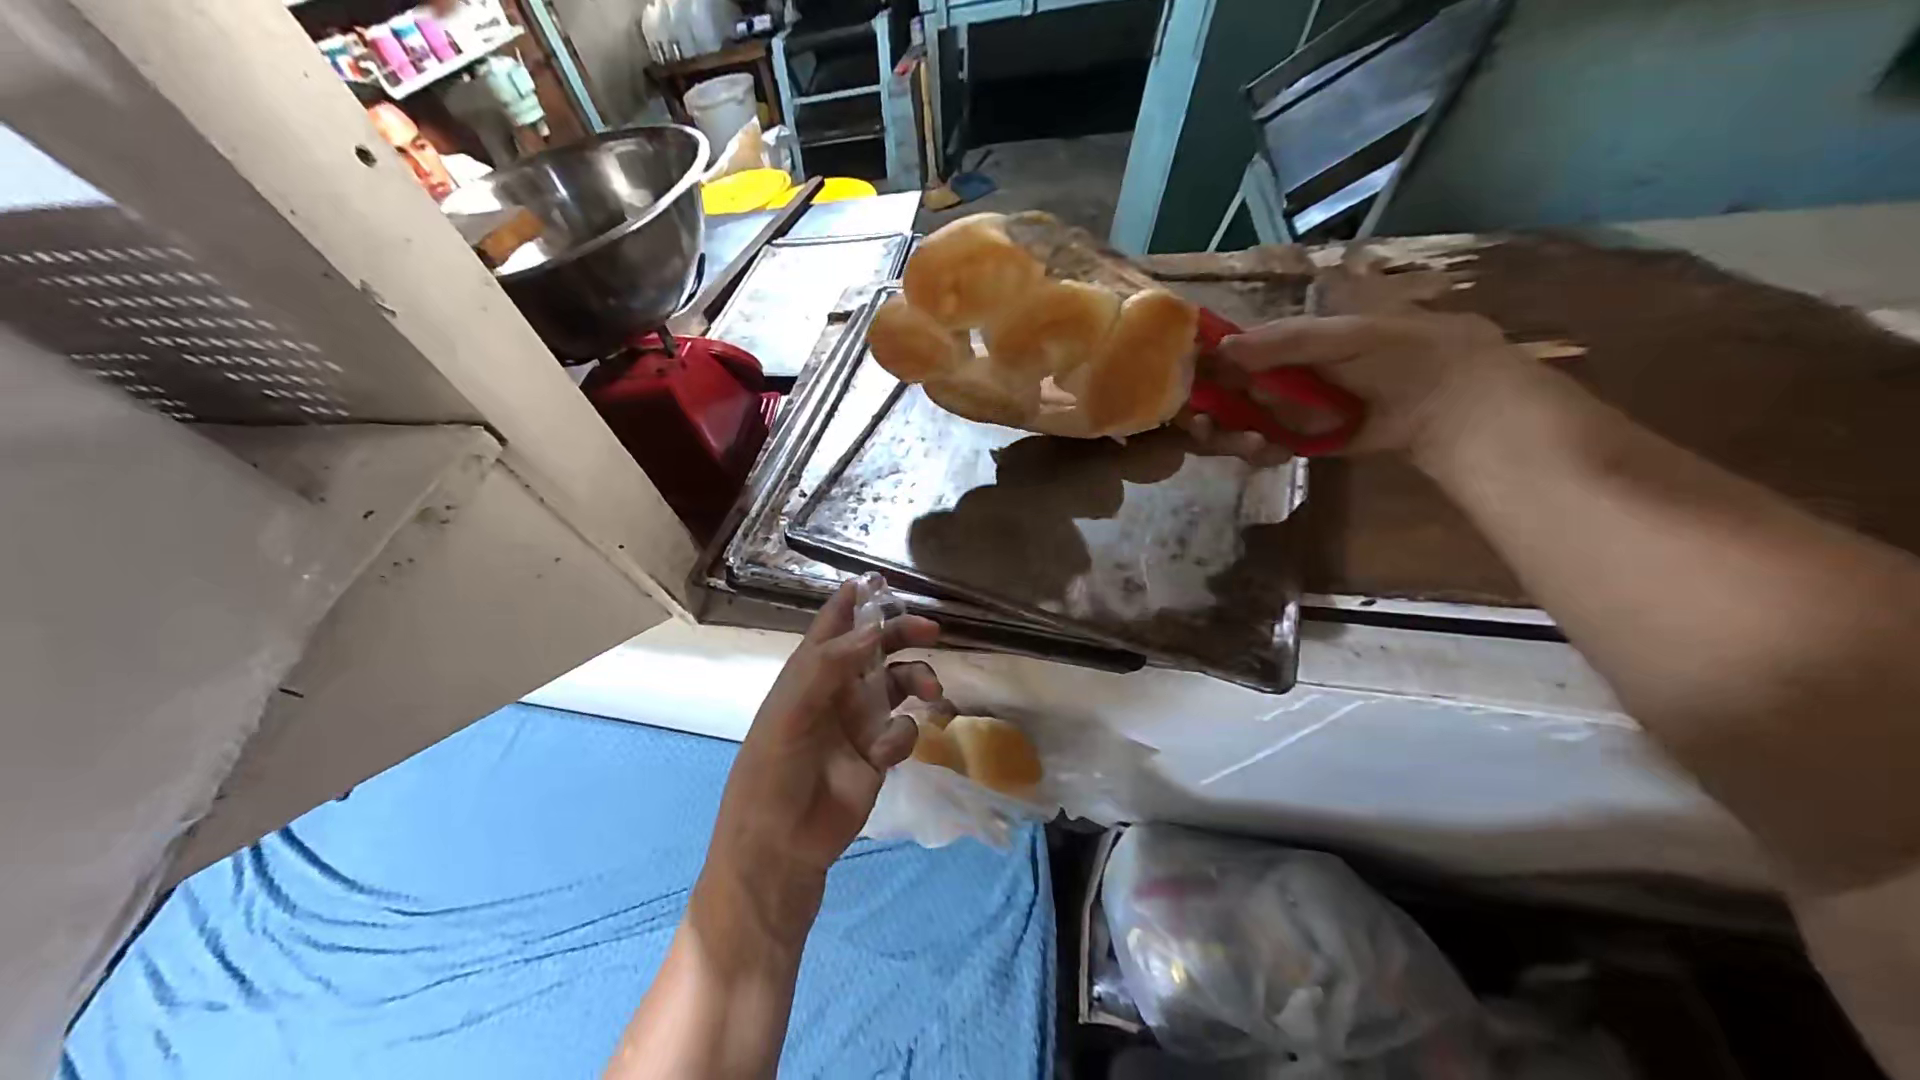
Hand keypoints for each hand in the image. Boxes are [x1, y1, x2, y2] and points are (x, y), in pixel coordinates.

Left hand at [706, 581, 942, 896]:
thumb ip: (830, 665)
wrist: (781, 841)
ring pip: (899, 684)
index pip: (833, 627)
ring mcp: (860, 722)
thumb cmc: (773, 769)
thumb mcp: (791, 710)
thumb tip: (873, 628)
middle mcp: (838, 691)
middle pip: (876, 648)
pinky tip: (885, 752)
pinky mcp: (878, 754)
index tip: (878, 580)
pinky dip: (903, 733)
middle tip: (932, 629)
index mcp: (809, 674)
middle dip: (903, 634)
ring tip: (932, 692)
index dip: (852, 602)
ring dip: (918, 679)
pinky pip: (903, 729)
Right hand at [1213, 312, 1534, 462]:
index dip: (1201, 368)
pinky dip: (1258, 450)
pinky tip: (1265, 450)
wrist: (1446, 400)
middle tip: (1201, 423)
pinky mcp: (1296, 439)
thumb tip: (1220, 348)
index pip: (1227, 353)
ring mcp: (1283, 409)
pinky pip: (1262, 446)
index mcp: (1281, 343)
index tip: (1181, 384)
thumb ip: (1284, 341)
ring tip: (1246, 441)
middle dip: (1208, 409)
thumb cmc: (1396, 352)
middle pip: (1222, 392)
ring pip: (1236, 422)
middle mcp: (1274, 375)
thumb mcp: (1342, 336)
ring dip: (1231, 434)